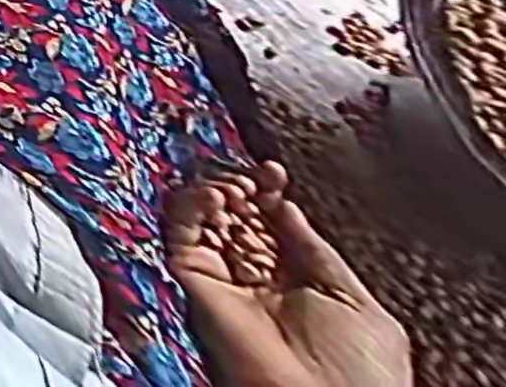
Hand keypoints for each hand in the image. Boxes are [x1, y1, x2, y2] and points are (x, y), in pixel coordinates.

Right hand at [165, 162, 409, 386]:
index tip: (271, 171)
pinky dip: (192, 204)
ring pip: (201, 214)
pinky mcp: (187, 268)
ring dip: (215, 192)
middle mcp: (248, 268)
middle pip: (232, 214)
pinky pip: (180, 227)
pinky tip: (215, 195)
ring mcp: (216, 268)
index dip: (267, 194)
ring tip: (235, 187)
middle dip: (239, 188)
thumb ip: (315, 250)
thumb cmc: (357, 366)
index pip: (267, 222)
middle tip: (249, 178)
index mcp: (288, 275)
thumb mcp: (354, 302)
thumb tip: (283, 202)